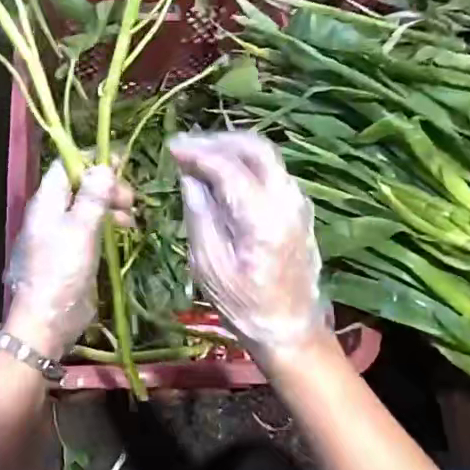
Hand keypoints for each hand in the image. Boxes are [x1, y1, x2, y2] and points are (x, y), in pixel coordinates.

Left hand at [4, 161, 133, 356]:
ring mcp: (61, 234)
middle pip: (80, 186)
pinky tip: (124, 232)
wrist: (47, 319)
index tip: (121, 164)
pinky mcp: (72, 254)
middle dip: (107, 187)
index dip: (93, 161)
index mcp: (47, 201)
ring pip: (88, 208)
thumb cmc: (61, 269)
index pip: (66, 166)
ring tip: (131, 219)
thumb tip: (104, 166)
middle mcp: (51, 213)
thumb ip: (92, 196)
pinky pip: (91, 229)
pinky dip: (108, 226)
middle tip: (130, 200)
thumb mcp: (80, 228)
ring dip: (111, 207)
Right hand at [169, 132, 331, 373]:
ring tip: (199, 156)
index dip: (198, 152)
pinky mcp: (298, 209)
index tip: (171, 148)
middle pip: (256, 148)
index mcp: (264, 218)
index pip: (229, 167)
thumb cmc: (245, 305)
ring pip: (266, 156)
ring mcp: (298, 203)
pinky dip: (245, 163)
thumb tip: (189, 178)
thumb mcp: (209, 266)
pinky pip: (271, 171)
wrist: (291, 329)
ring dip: (231, 149)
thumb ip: (199, 217)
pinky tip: (222, 174)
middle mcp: (287, 201)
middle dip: (217, 140)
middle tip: (186, 146)